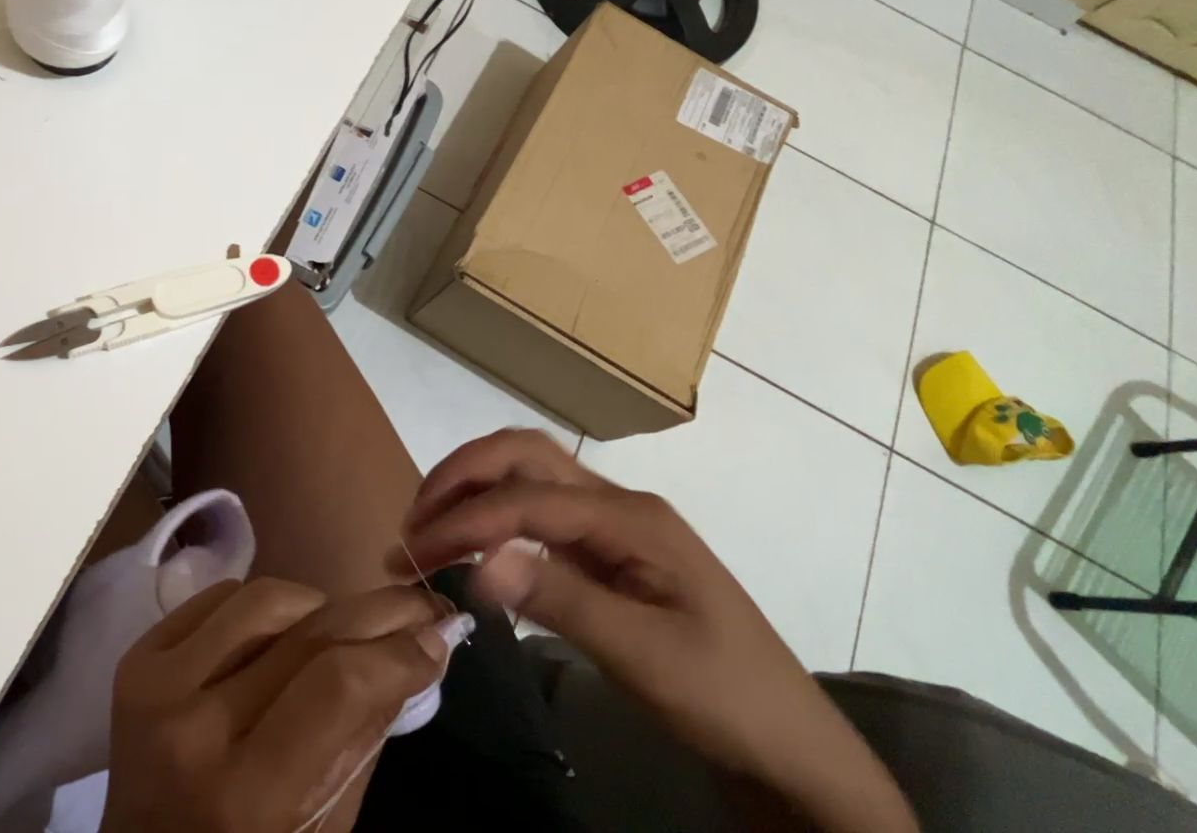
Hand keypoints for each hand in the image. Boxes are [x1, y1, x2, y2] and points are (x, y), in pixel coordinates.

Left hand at [100, 579, 453, 832]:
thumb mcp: (324, 826)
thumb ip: (364, 736)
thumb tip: (417, 650)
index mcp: (246, 793)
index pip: (339, 684)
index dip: (399, 651)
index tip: (440, 637)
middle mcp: (193, 726)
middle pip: (307, 633)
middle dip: (379, 612)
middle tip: (420, 606)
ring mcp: (155, 682)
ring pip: (265, 598)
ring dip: (318, 605)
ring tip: (342, 629)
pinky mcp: (137, 656)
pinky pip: (218, 597)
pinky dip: (264, 605)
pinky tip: (283, 631)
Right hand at [389, 429, 916, 832]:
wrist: (785, 740)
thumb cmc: (723, 694)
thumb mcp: (646, 653)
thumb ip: (563, 600)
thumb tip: (480, 560)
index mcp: (632, 518)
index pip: (528, 497)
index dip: (465, 518)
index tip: (414, 554)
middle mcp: (617, 505)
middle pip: (523, 457)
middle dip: (459, 478)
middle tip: (411, 524)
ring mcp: (610, 527)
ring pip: (526, 480)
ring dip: (470, 494)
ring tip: (425, 535)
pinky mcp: (603, 555)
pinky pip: (535, 518)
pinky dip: (491, 523)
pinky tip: (468, 555)